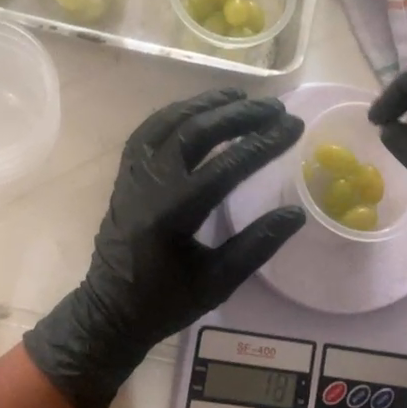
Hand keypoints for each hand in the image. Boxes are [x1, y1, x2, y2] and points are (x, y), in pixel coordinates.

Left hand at [24, 89, 306, 407]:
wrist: (110, 310)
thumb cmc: (166, 302)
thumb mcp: (218, 283)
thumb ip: (257, 245)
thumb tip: (296, 213)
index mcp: (173, 214)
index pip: (225, 166)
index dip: (262, 143)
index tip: (293, 127)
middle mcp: (149, 185)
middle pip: (196, 132)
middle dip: (239, 115)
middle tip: (275, 108)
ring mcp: (133, 175)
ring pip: (169, 123)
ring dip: (207, 105)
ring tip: (243, 97)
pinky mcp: (126, 174)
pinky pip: (149, 131)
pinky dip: (176, 114)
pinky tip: (199, 110)